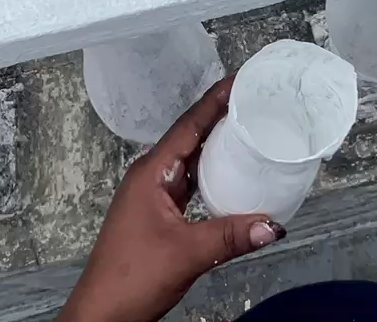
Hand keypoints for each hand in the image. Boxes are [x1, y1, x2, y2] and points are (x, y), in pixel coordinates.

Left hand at [58, 77, 285, 321]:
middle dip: (218, 117)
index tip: (239, 80)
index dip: (214, 101)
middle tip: (252, 100)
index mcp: (152, 171)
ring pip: (189, 160)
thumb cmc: (134, 277)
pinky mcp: (158, 214)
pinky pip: (188, 182)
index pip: (189, 125)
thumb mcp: (186, 254)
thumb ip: (230, 236)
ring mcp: (153, 194)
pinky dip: (209, 174)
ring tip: (246, 129)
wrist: (101, 317)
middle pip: (190, 137)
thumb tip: (275, 225)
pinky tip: (229, 176)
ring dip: (214, 145)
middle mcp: (151, 174)